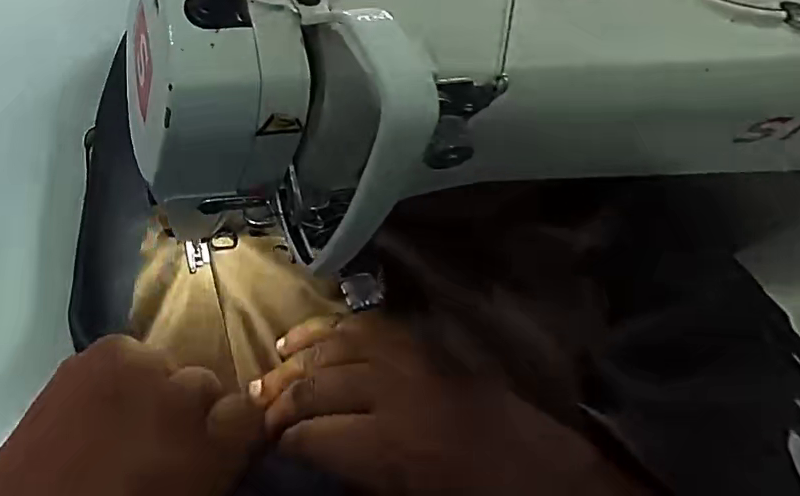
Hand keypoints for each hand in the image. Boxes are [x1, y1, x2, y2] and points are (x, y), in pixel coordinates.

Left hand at [0, 335, 262, 495]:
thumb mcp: (181, 495)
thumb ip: (209, 469)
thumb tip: (223, 445)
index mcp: (205, 444)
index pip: (248, 413)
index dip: (237, 429)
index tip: (227, 441)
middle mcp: (176, 392)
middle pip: (204, 383)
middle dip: (193, 409)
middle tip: (167, 440)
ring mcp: (135, 362)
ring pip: (164, 364)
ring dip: (155, 387)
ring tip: (130, 420)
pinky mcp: (98, 349)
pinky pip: (126, 353)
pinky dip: (122, 375)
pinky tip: (104, 405)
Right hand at [251, 314, 645, 495]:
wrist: (544, 472)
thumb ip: (360, 474)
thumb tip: (310, 457)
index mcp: (396, 446)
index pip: (317, 434)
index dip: (286, 440)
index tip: (267, 443)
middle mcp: (392, 391)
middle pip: (317, 386)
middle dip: (280, 399)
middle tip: (254, 407)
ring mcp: (403, 357)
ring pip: (330, 348)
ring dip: (294, 360)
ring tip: (268, 370)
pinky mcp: (413, 340)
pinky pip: (356, 325)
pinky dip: (323, 329)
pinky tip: (300, 339)